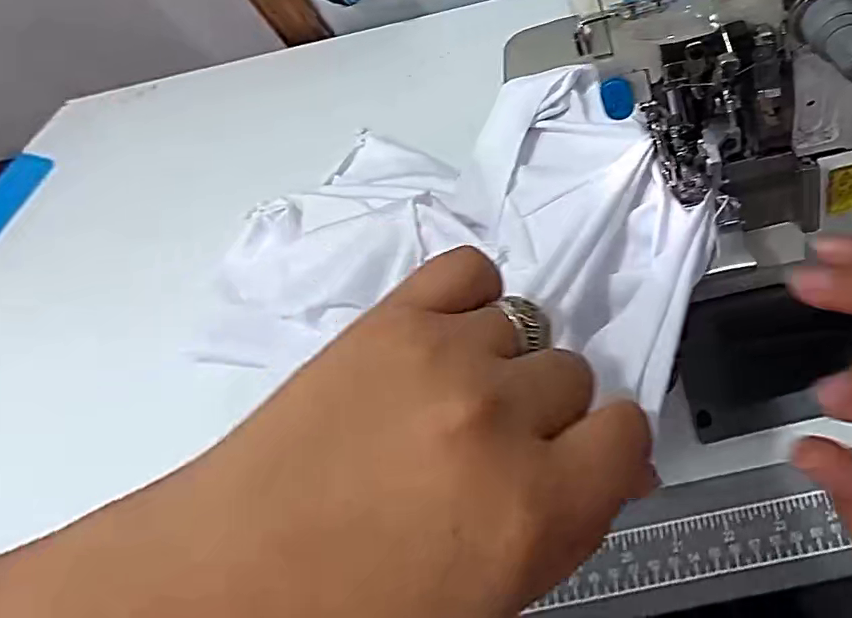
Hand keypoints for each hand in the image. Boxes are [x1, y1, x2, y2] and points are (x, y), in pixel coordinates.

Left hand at [0, 247, 651, 617]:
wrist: (222, 586)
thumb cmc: (358, 611)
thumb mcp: (490, 598)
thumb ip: (565, 524)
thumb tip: (616, 465)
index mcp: (529, 507)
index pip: (628, 431)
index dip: (611, 446)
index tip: (586, 453)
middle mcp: (495, 416)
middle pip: (575, 372)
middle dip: (547, 409)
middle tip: (499, 440)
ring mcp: (443, 354)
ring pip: (528, 324)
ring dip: (506, 358)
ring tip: (457, 392)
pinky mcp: (393, 316)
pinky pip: (470, 268)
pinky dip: (470, 295)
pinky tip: (446, 332)